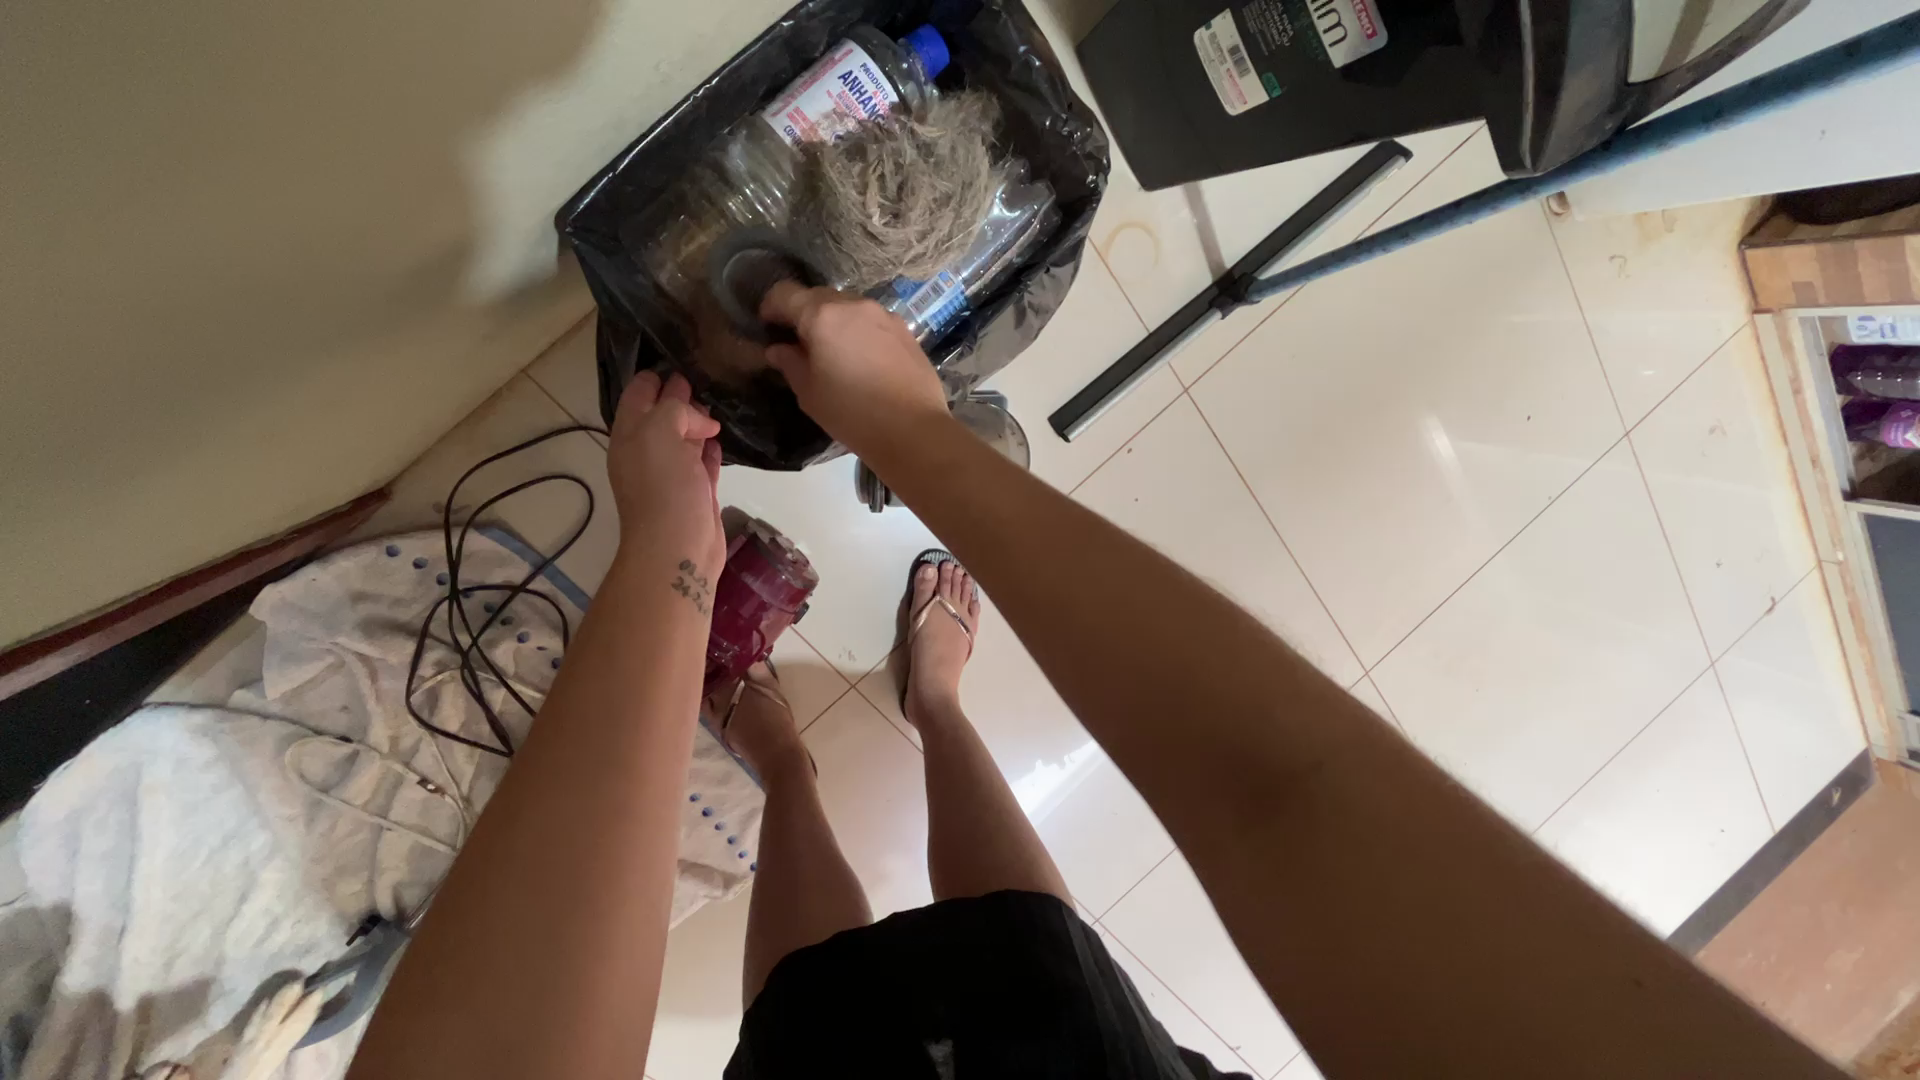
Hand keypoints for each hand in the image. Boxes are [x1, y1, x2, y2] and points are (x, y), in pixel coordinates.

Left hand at [607, 371, 725, 590]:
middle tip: (704, 373)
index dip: (657, 375)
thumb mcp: (661, 432)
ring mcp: (672, 473)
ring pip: (684, 437)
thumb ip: (675, 409)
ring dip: (697, 421)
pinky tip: (721, 439)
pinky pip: (703, 462)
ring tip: (717, 402)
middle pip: (662, 413)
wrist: (676, 549)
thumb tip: (701, 419)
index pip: (640, 393)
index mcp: (631, 434)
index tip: (681, 354)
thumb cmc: (664, 488)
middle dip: (678, 394)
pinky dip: (710, 449)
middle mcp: (648, 451)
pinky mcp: (696, 493)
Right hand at [760, 282, 950, 455]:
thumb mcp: (809, 393)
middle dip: (804, 314)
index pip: (785, 293)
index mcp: (823, 315)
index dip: (770, 307)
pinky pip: (872, 322)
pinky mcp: (905, 331)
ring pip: (849, 307)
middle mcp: (854, 305)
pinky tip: (863, 360)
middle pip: (819, 296)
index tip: (767, 327)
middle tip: (799, 344)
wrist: (913, 430)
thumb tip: (778, 349)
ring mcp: (884, 315)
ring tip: (834, 353)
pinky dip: (859, 332)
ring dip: (834, 322)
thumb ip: (790, 363)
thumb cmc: (852, 414)